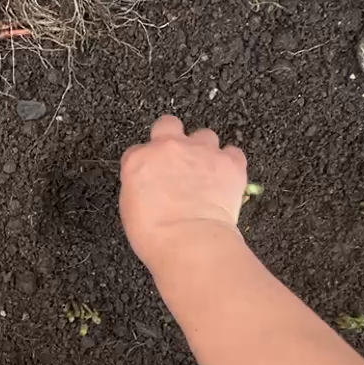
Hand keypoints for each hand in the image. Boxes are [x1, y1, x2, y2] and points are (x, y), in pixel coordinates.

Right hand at [119, 115, 249, 275]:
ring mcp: (201, 151)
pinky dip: (229, 163)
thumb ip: (139, 187)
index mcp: (139, 160)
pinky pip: (232, 152)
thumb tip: (147, 188)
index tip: (148, 173)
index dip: (144, 163)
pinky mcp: (229, 161)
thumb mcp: (130, 210)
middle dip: (171, 136)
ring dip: (203, 150)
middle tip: (174, 157)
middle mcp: (169, 148)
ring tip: (202, 172)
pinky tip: (224, 178)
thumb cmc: (156, 233)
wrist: (188, 240)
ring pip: (204, 136)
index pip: (137, 151)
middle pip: (167, 124)